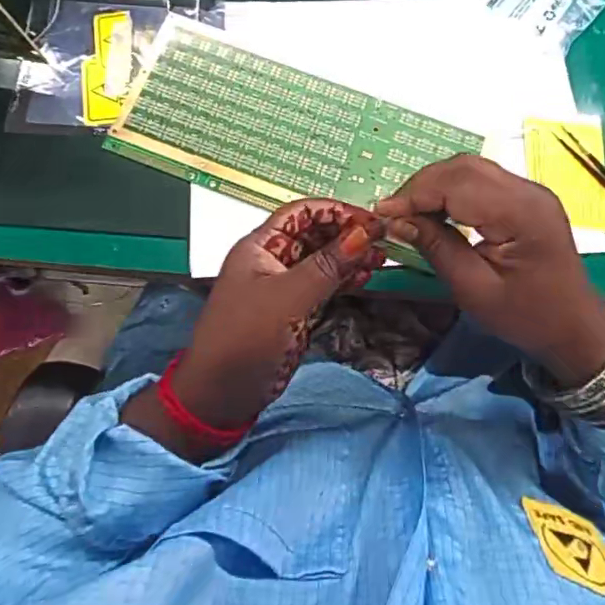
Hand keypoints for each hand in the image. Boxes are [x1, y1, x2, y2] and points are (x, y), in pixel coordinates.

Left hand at [123, 200, 384, 459]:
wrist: (221, 393)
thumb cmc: (245, 338)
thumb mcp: (287, 297)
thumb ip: (326, 266)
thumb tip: (363, 233)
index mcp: (259, 246)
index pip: (300, 214)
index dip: (334, 211)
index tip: (369, 220)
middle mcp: (271, 260)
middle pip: (313, 235)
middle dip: (346, 233)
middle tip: (382, 240)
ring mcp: (283, 287)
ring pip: (321, 260)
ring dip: (349, 256)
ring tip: (381, 257)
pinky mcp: (293, 311)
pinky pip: (323, 285)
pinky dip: (344, 280)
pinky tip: (365, 277)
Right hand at [375, 155, 604, 384]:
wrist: (576, 328)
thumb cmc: (527, 316)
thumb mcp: (474, 290)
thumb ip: (436, 248)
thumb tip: (396, 220)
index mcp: (522, 214)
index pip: (457, 186)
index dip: (415, 195)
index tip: (382, 213)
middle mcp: (528, 191)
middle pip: (462, 168)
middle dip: (420, 185)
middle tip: (392, 213)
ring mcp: (529, 191)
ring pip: (469, 168)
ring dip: (433, 184)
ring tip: (407, 211)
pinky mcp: (524, 197)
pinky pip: (479, 180)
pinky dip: (449, 189)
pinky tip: (433, 209)